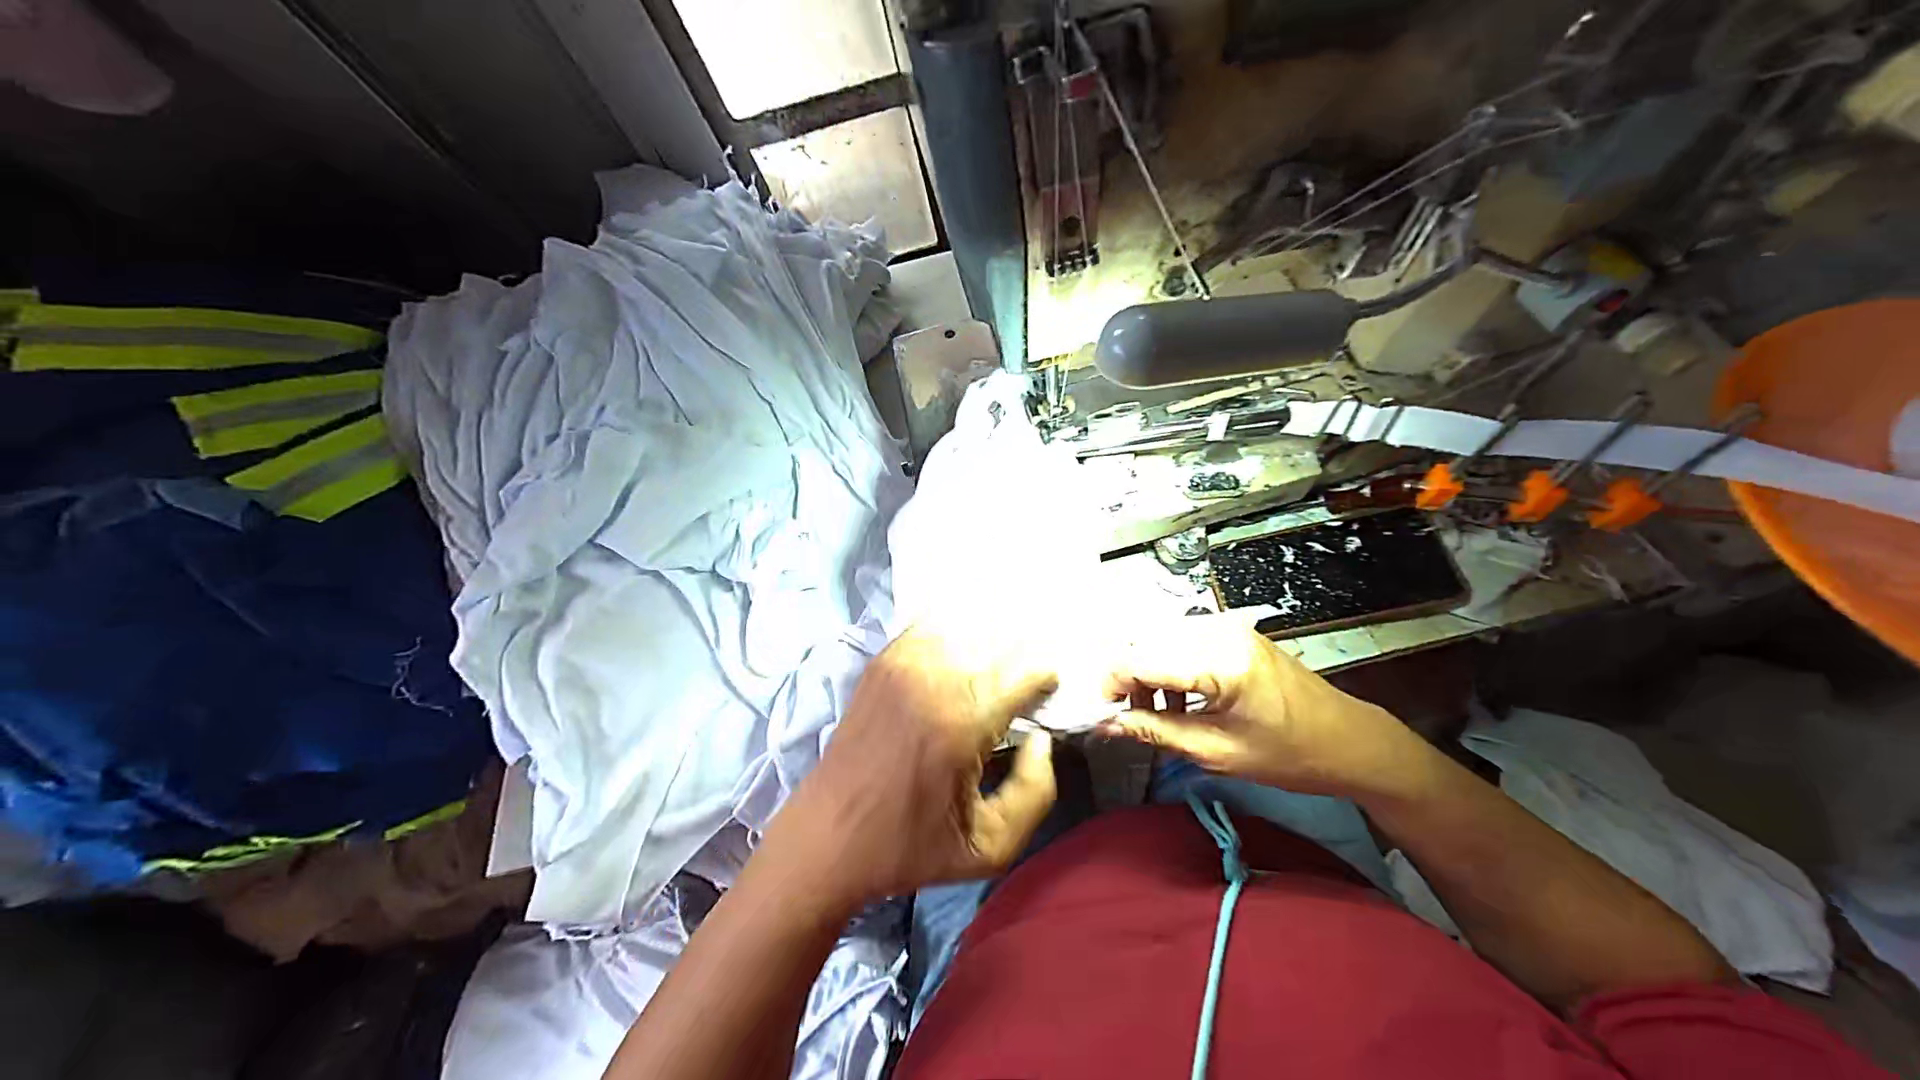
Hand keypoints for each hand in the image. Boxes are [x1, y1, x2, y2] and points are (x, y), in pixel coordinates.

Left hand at [756, 626, 1058, 913]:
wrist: (828, 836)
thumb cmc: (909, 846)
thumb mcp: (990, 847)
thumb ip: (1036, 792)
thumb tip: (1042, 739)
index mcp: (963, 722)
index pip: (1026, 672)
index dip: (1045, 680)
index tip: (1048, 694)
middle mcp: (933, 679)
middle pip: (998, 642)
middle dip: (1020, 657)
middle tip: (1025, 682)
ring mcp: (902, 663)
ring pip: (964, 627)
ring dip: (987, 639)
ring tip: (996, 664)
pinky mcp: (881, 662)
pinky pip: (929, 628)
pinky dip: (951, 632)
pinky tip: (959, 651)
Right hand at [1099, 615, 1413, 797]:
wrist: (1350, 741)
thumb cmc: (1289, 755)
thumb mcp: (1216, 752)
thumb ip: (1156, 731)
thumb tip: (1108, 726)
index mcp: (1220, 662)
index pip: (1141, 659)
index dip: (1112, 685)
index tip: (1105, 714)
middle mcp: (1220, 631)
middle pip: (1145, 641)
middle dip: (1126, 677)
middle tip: (1127, 716)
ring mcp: (1228, 626)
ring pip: (1159, 637)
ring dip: (1146, 670)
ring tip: (1154, 712)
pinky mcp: (1234, 631)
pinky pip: (1182, 638)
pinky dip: (1168, 664)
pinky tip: (1177, 697)